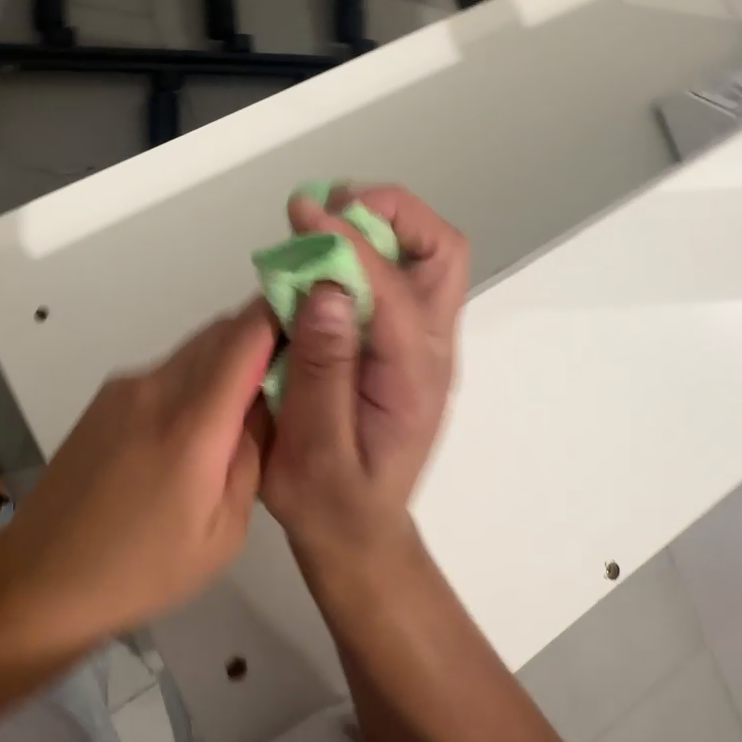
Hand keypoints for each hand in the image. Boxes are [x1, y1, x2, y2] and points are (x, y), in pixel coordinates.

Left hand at [0, 303, 276, 643]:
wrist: (44, 575)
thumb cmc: (143, 569)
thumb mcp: (223, 530)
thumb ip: (251, 455)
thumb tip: (269, 402)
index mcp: (191, 422)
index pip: (245, 337)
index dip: (281, 315)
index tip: (315, 313)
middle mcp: (155, 387)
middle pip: (218, 333)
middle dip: (260, 334)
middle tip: (296, 358)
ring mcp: (124, 388)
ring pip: (191, 350)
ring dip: (227, 357)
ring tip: (253, 397)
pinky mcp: (104, 399)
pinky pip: (165, 371)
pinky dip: (195, 377)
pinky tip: (200, 423)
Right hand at [261, 185, 469, 562]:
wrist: (356, 535)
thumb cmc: (330, 503)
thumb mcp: (315, 448)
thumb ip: (323, 370)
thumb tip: (325, 286)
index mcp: (413, 377)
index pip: (390, 286)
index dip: (345, 241)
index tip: (301, 214)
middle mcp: (430, 350)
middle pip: (440, 252)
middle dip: (390, 213)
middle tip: (327, 206)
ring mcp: (420, 346)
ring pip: (424, 257)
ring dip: (377, 226)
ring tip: (317, 221)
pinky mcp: (400, 345)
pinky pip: (396, 277)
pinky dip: (362, 251)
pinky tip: (316, 259)